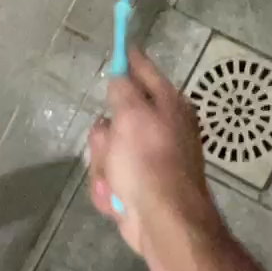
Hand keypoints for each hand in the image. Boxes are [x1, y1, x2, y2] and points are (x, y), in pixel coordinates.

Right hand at [87, 48, 224, 264]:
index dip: (126, 60)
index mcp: (168, 105)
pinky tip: (119, 200)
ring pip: (105, 151)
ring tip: (116, 181)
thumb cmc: (150, 163)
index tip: (115, 47)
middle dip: (105, 137)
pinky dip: (109, 191)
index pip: (143, 71)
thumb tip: (121, 70)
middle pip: (115, 116)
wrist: (164, 223)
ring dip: (103, 168)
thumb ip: (122, 89)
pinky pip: (108, 179)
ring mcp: (148, 161)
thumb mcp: (131, 116)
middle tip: (111, 146)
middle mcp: (161, 129)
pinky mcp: (137, 188)